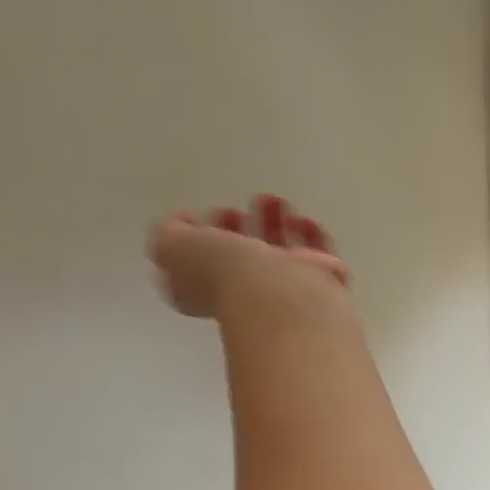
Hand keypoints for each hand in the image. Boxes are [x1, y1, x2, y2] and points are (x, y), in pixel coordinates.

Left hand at [149, 194, 347, 317]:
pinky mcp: (319, 277)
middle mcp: (241, 286)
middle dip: (238, 226)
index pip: (196, 259)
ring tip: (273, 199)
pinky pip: (316, 248)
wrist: (281, 290)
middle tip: (237, 208)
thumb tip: (184, 220)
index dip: (196, 234)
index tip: (201, 214)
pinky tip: (302, 218)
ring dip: (275, 221)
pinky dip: (309, 232)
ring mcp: (282, 283)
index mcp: (199, 286)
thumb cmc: (223, 270)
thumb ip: (170, 229)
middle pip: (239, 251)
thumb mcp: (172, 244)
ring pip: (279, 247)